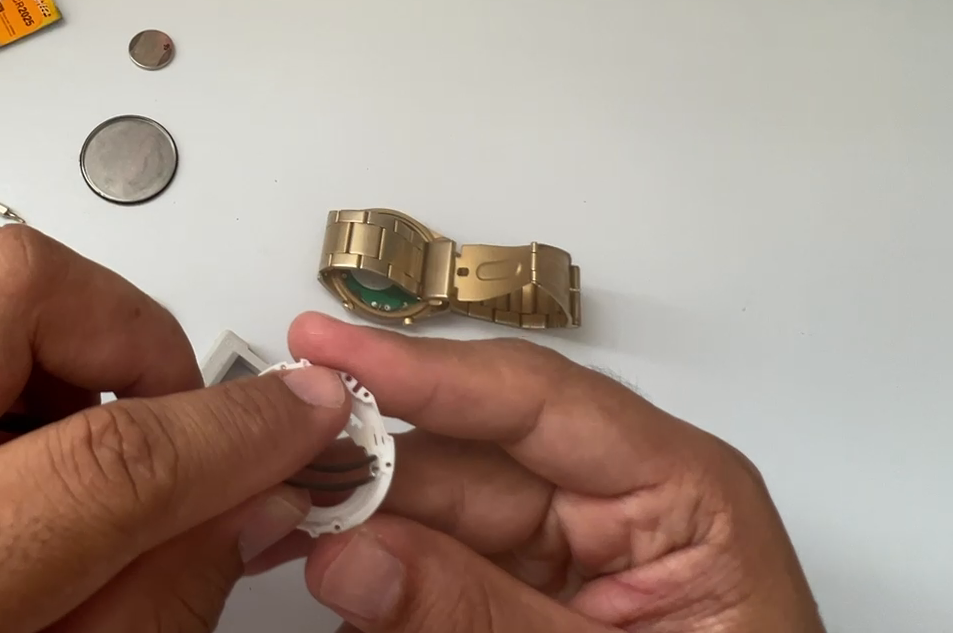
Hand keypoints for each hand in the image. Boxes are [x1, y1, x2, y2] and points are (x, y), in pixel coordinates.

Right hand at [287, 313, 823, 631]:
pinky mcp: (521, 569)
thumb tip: (345, 555)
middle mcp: (607, 486)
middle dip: (366, 459)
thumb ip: (479, 617)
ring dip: (361, 517)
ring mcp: (560, 529)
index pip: (529, 395)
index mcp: (675, 485)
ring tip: (287, 521)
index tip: (324, 346)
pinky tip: (338, 569)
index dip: (418, 368)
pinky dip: (383, 566)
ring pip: (431, 498)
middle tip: (277, 459)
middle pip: (460, 449)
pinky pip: (432, 550)